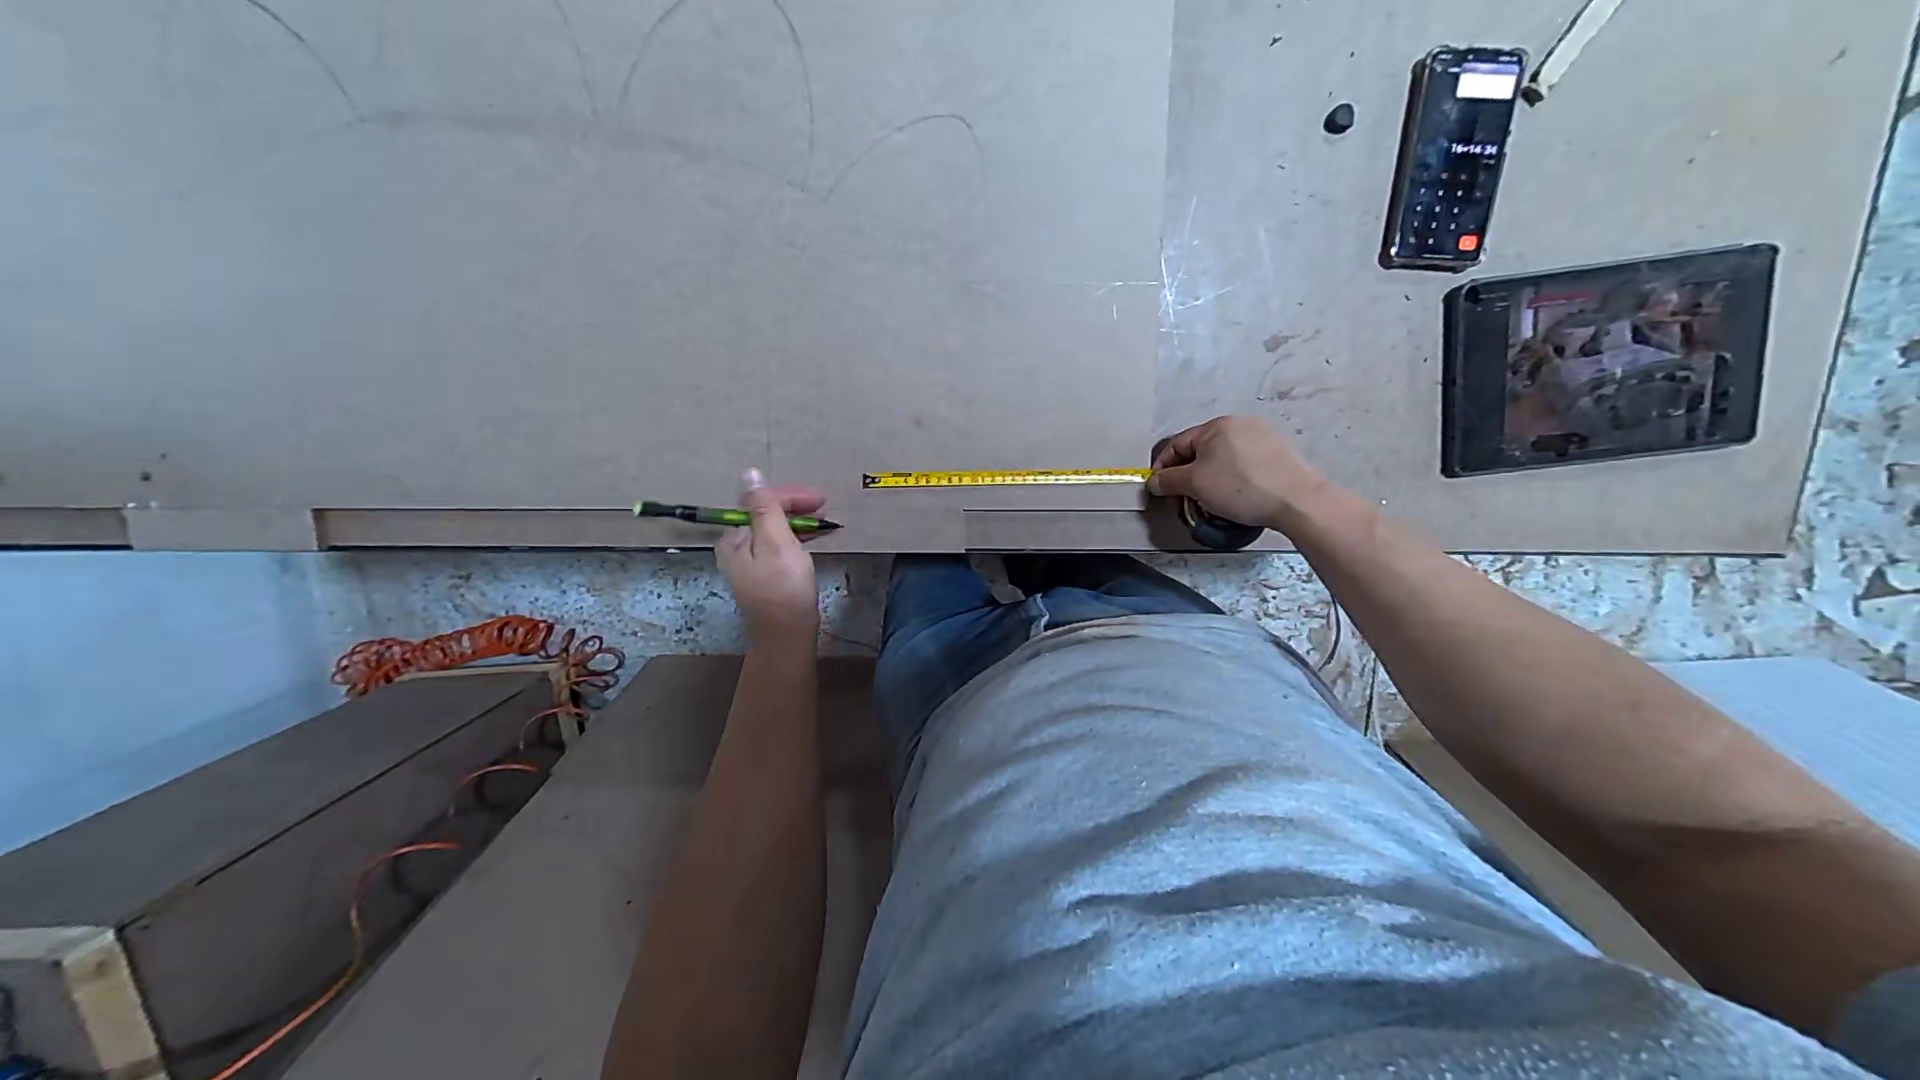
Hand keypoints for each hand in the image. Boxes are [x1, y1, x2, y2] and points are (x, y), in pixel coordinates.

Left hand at [716, 469, 825, 644]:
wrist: (787, 636)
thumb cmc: (783, 588)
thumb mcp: (775, 542)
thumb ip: (764, 507)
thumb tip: (749, 473)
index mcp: (734, 537)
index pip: (760, 502)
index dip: (791, 497)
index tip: (822, 500)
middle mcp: (736, 547)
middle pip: (765, 514)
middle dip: (795, 508)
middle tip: (824, 509)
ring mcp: (749, 563)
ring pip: (774, 530)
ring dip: (798, 522)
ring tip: (823, 522)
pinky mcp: (764, 575)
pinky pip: (779, 545)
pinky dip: (796, 538)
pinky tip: (811, 539)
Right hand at [1148, 415, 1332, 531]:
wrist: (1296, 500)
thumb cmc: (1242, 488)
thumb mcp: (1194, 484)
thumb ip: (1168, 480)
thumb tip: (1155, 481)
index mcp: (1216, 426)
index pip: (1176, 445)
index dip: (1163, 469)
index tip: (1160, 490)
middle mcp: (1240, 424)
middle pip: (1200, 451)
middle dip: (1188, 476)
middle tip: (1186, 500)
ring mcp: (1262, 436)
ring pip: (1223, 458)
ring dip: (1210, 479)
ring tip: (1212, 501)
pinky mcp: (1279, 452)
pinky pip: (1244, 464)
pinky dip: (1234, 479)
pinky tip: (1237, 496)